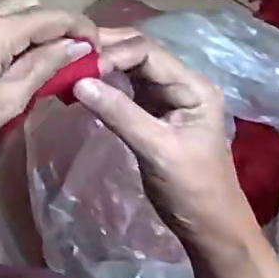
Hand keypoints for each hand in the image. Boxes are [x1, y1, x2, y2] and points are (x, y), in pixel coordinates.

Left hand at [0, 0, 95, 191]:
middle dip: (55, 25)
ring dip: (31, 26)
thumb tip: (78, 45)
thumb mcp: (10, 99)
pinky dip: (8, 30)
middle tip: (71, 55)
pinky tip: (12, 59)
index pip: (51, 16)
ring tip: (44, 59)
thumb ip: (45, 65)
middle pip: (30, 5)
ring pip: (9, 9)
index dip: (80, 28)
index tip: (97, 47)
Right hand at [70, 29, 262, 250]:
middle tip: (68, 54)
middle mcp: (180, 82)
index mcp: (192, 85)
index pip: (148, 52)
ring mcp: (165, 95)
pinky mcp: (150, 110)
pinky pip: (124, 86)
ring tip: (70, 64)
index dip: (114, 53)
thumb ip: (119, 113)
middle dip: (105, 49)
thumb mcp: (157, 150)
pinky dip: (103, 82)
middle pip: (138, 51)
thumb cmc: (192, 189)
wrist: (210, 228)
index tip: (82, 68)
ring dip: (102, 63)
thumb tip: (78, 83)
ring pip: (129, 66)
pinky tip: (82, 82)